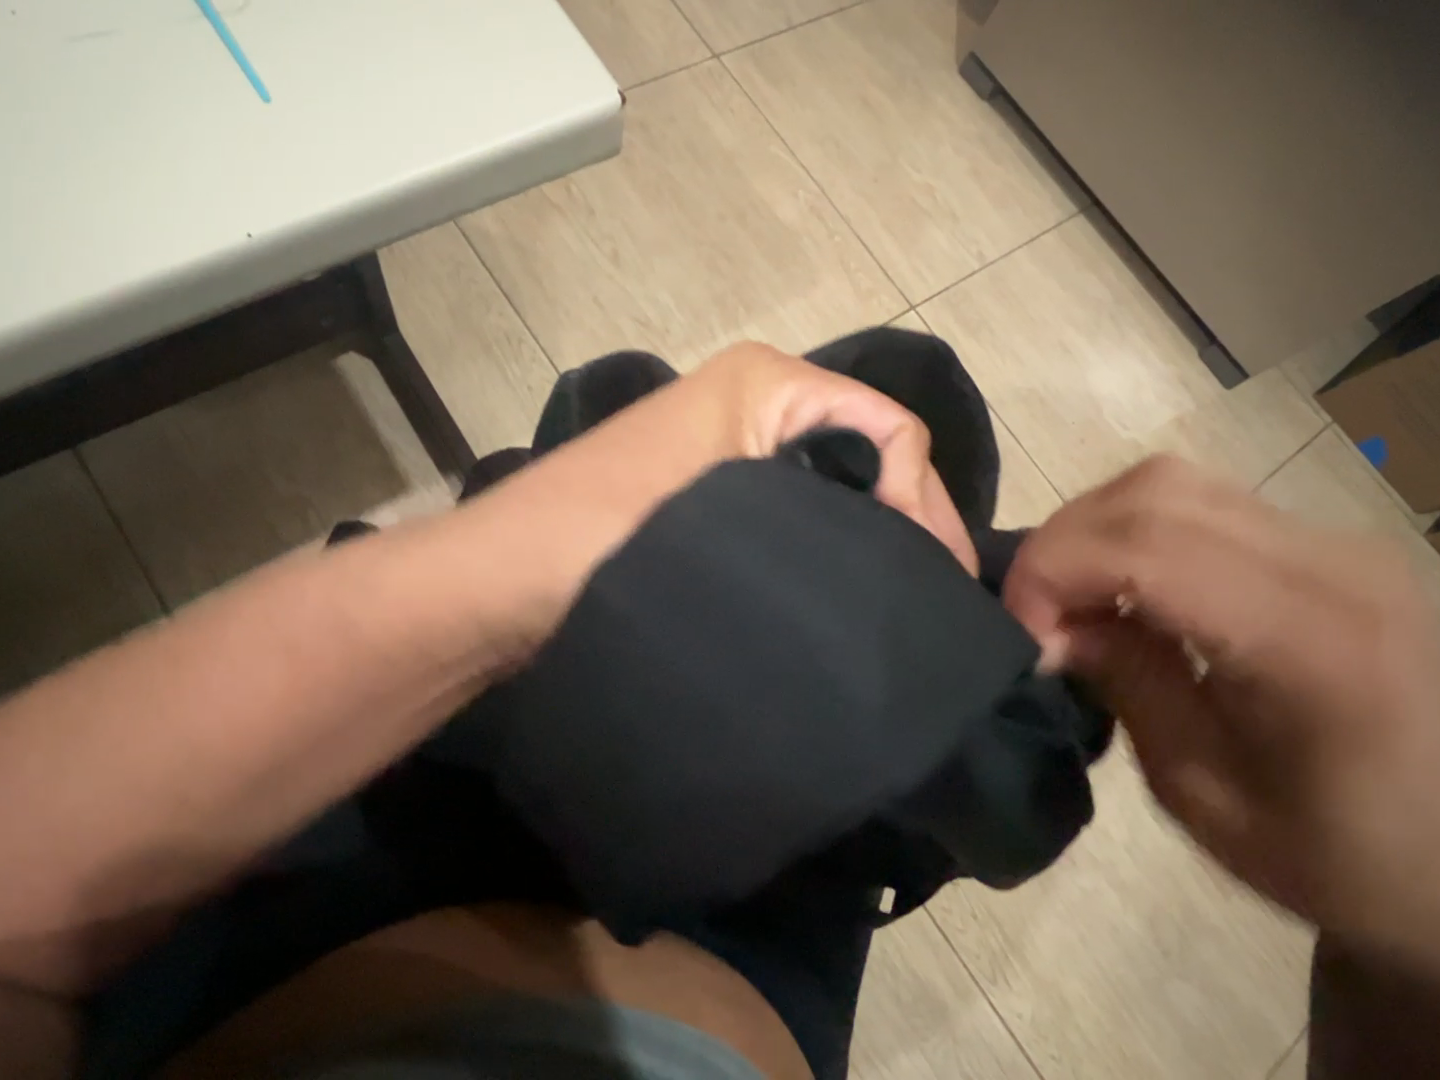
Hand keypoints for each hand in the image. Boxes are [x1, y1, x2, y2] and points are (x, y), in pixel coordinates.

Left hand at [462, 342, 976, 659]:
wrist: (497, 586)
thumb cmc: (603, 539)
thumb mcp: (730, 518)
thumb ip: (832, 520)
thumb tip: (910, 566)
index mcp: (766, 384)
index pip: (892, 434)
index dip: (930, 509)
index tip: (942, 589)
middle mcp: (753, 404)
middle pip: (868, 461)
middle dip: (905, 530)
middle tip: (931, 611)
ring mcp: (728, 452)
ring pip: (832, 494)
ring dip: (864, 549)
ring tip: (894, 618)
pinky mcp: (709, 501)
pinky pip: (791, 519)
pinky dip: (821, 557)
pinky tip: (835, 607)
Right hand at [1002, 455, 1439, 960]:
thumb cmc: (1317, 856)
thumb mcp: (1195, 789)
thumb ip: (1124, 680)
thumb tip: (1047, 623)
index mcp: (1312, 644)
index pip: (1147, 549)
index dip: (1053, 573)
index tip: (1018, 635)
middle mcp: (1335, 568)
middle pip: (1155, 494)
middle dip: (1062, 545)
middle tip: (1032, 617)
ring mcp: (1340, 546)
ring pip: (1172, 483)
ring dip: (1094, 530)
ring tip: (1070, 600)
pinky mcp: (1328, 546)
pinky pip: (1201, 502)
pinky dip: (1133, 530)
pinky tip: (1122, 588)